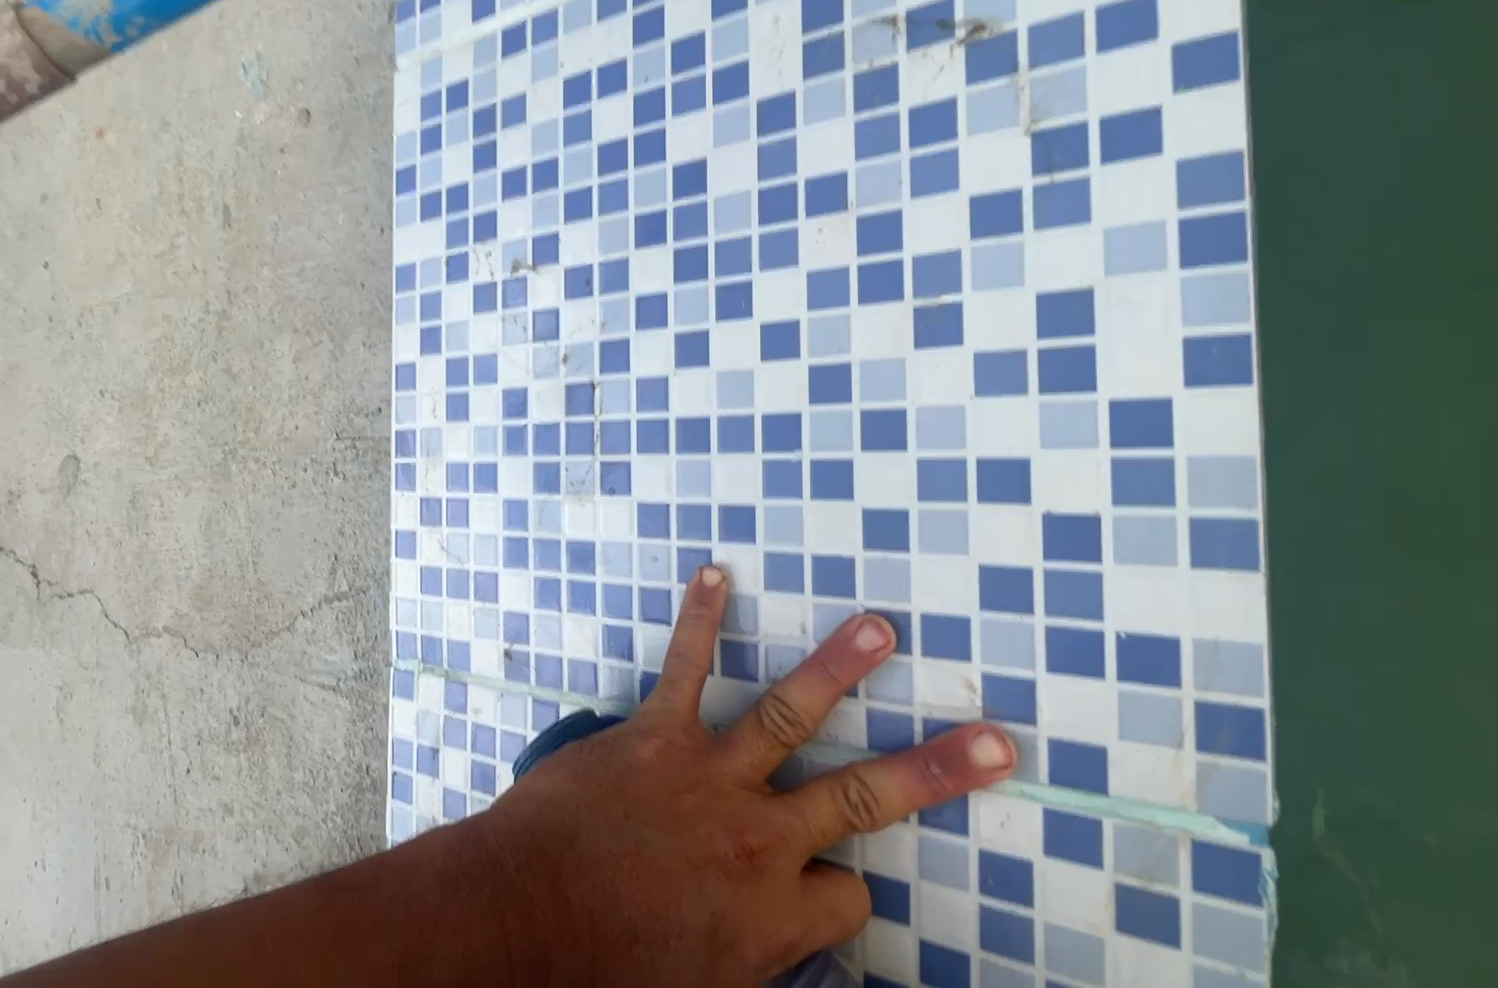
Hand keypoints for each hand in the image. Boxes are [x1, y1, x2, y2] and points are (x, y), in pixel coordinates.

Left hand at [478, 564, 1016, 986]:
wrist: (526, 917)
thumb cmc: (601, 967)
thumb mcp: (696, 987)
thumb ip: (744, 960)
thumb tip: (753, 945)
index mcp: (774, 917)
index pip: (850, 894)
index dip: (839, 889)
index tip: (818, 881)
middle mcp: (758, 838)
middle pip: (865, 799)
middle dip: (935, 769)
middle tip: (995, 738)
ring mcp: (709, 776)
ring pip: (790, 714)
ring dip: (838, 667)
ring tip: (880, 628)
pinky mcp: (656, 734)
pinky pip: (687, 667)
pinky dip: (702, 619)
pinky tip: (717, 574)